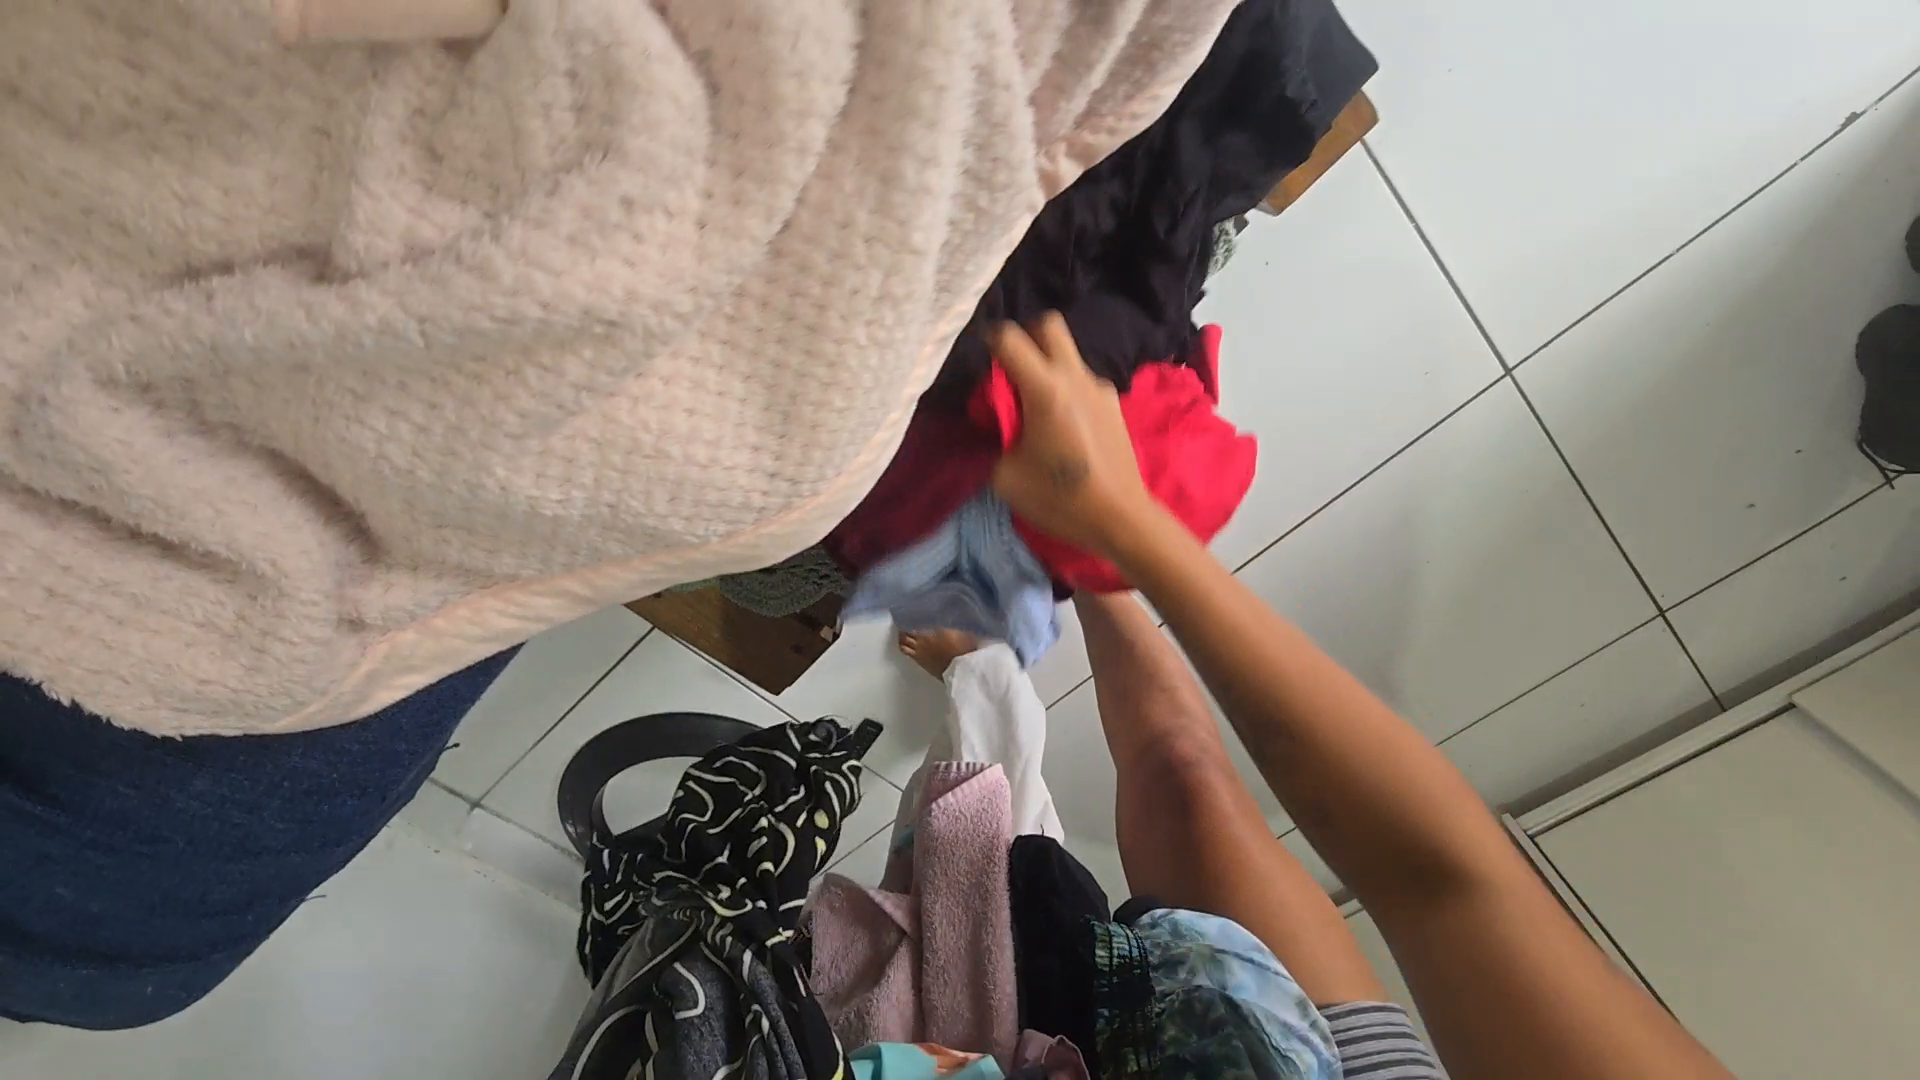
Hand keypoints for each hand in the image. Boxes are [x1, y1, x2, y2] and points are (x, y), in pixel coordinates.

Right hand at [988, 314, 1159, 557]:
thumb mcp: (1005, 476)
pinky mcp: (1113, 404)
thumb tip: (993, 418)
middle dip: (1025, 338)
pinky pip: (1081, 380)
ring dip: (1046, 367)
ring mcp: (1100, 388)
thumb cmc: (1060, 500)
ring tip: (1034, 409)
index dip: (989, 343)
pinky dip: (1065, 389)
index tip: (982, 366)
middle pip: (1048, 325)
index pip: (1009, 337)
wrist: (1121, 518)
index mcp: (1047, 390)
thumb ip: (993, 437)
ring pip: (1067, 354)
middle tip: (1011, 373)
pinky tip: (1060, 426)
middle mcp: (1076, 377)